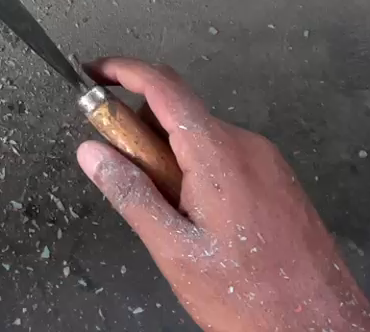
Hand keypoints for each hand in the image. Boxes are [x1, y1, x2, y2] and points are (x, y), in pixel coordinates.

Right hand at [76, 58, 369, 331]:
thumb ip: (130, 194)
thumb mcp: (176, 252)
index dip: (120, 70)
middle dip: (141, 131)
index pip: (162, 85)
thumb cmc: (250, 299)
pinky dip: (195, 167)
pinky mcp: (280, 181)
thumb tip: (89, 150)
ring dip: (168, 155)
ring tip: (169, 213)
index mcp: (218, 152)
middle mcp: (246, 144)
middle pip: (178, 110)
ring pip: (199, 135)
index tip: (90, 73)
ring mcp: (268, 161)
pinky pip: (223, 154)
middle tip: (128, 176)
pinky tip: (198, 217)